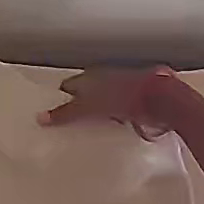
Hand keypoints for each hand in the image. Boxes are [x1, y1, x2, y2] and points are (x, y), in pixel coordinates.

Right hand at [38, 66, 176, 136]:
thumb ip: (67, 113)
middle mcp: (110, 77)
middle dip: (82, 103)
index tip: (55, 111)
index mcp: (94, 76)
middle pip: (90, 91)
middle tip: (71, 122)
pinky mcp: (143, 101)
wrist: (164, 100)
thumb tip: (39, 119)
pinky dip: (119, 117)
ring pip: (108, 99)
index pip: (71, 85)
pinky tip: (118, 128)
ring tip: (92, 128)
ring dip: (102, 110)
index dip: (62, 97)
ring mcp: (128, 88)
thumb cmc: (124, 98)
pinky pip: (125, 110)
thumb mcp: (90, 108)